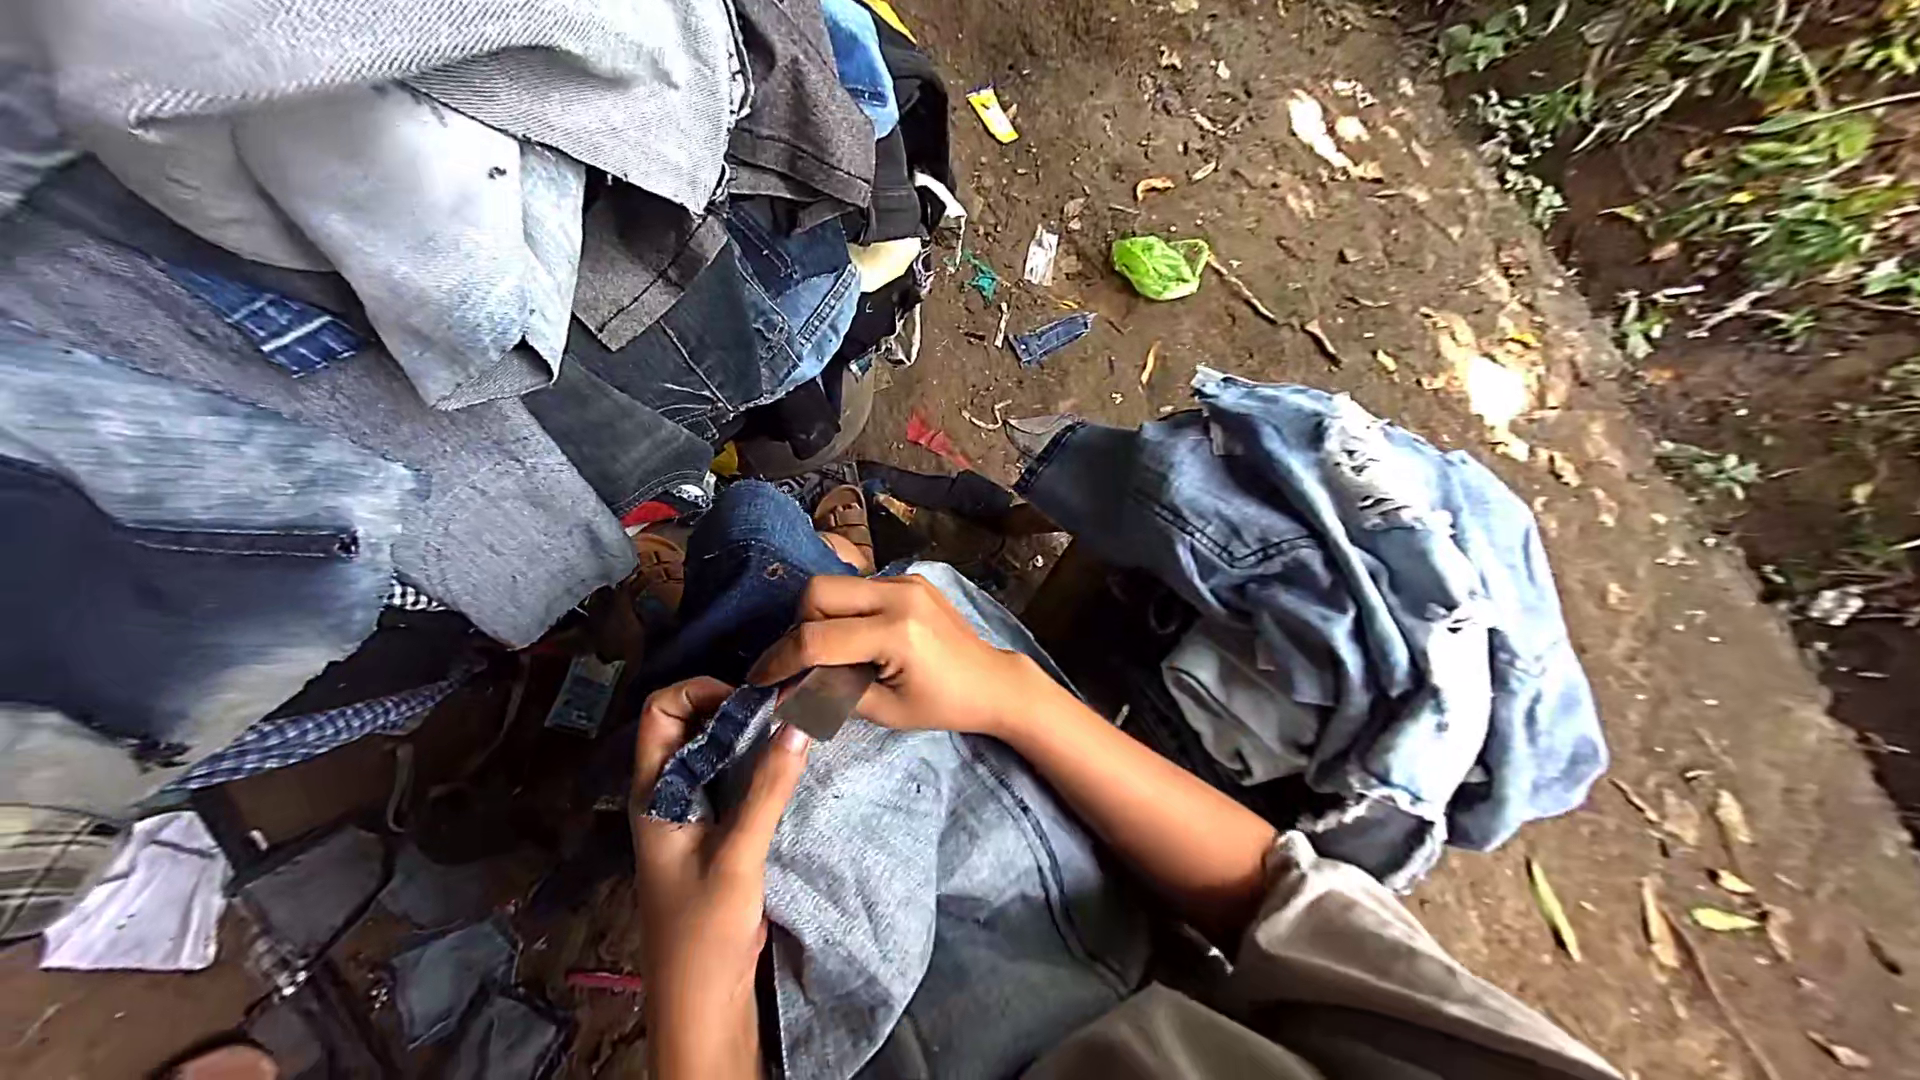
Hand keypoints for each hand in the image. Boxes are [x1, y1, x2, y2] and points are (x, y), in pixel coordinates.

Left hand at [629, 677, 811, 1079]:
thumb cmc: (705, 927)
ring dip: (745, 730)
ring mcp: (690, 807)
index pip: (661, 710)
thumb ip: (768, 789)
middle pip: (687, 721)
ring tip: (787, 722)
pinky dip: (754, 755)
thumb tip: (798, 724)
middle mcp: (666, 790)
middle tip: (776, 707)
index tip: (746, 701)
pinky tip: (785, 756)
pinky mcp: (714, 823)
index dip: (699, 691)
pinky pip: (730, 771)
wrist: (703, 996)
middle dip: (729, 704)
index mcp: (653, 791)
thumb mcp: (739, 855)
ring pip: (712, 746)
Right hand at [748, 575, 1057, 737]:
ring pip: (836, 583)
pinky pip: (860, 585)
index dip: (779, 661)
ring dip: (819, 615)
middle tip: (803, 662)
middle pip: (817, 591)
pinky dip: (845, 609)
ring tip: (829, 651)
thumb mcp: (884, 710)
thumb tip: (784, 691)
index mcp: (896, 633)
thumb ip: (829, 694)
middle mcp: (899, 595)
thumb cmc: (943, 705)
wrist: (993, 681)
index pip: (816, 639)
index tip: (759, 680)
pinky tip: (856, 637)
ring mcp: (906, 581)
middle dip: (798, 626)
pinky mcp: (911, 578)